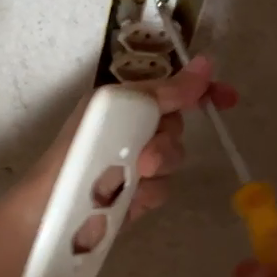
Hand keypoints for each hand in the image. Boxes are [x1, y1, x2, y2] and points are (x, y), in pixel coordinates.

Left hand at [15, 55, 237, 221]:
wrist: (50, 211)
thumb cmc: (74, 154)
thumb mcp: (115, 109)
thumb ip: (160, 91)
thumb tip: (204, 65)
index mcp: (121, 103)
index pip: (170, 90)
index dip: (201, 91)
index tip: (225, 100)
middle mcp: (130, 130)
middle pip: (176, 127)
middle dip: (167, 141)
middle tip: (145, 158)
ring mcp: (133, 165)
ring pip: (173, 161)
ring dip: (158, 169)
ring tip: (131, 180)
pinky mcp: (135, 197)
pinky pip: (161, 191)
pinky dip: (148, 195)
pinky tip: (129, 201)